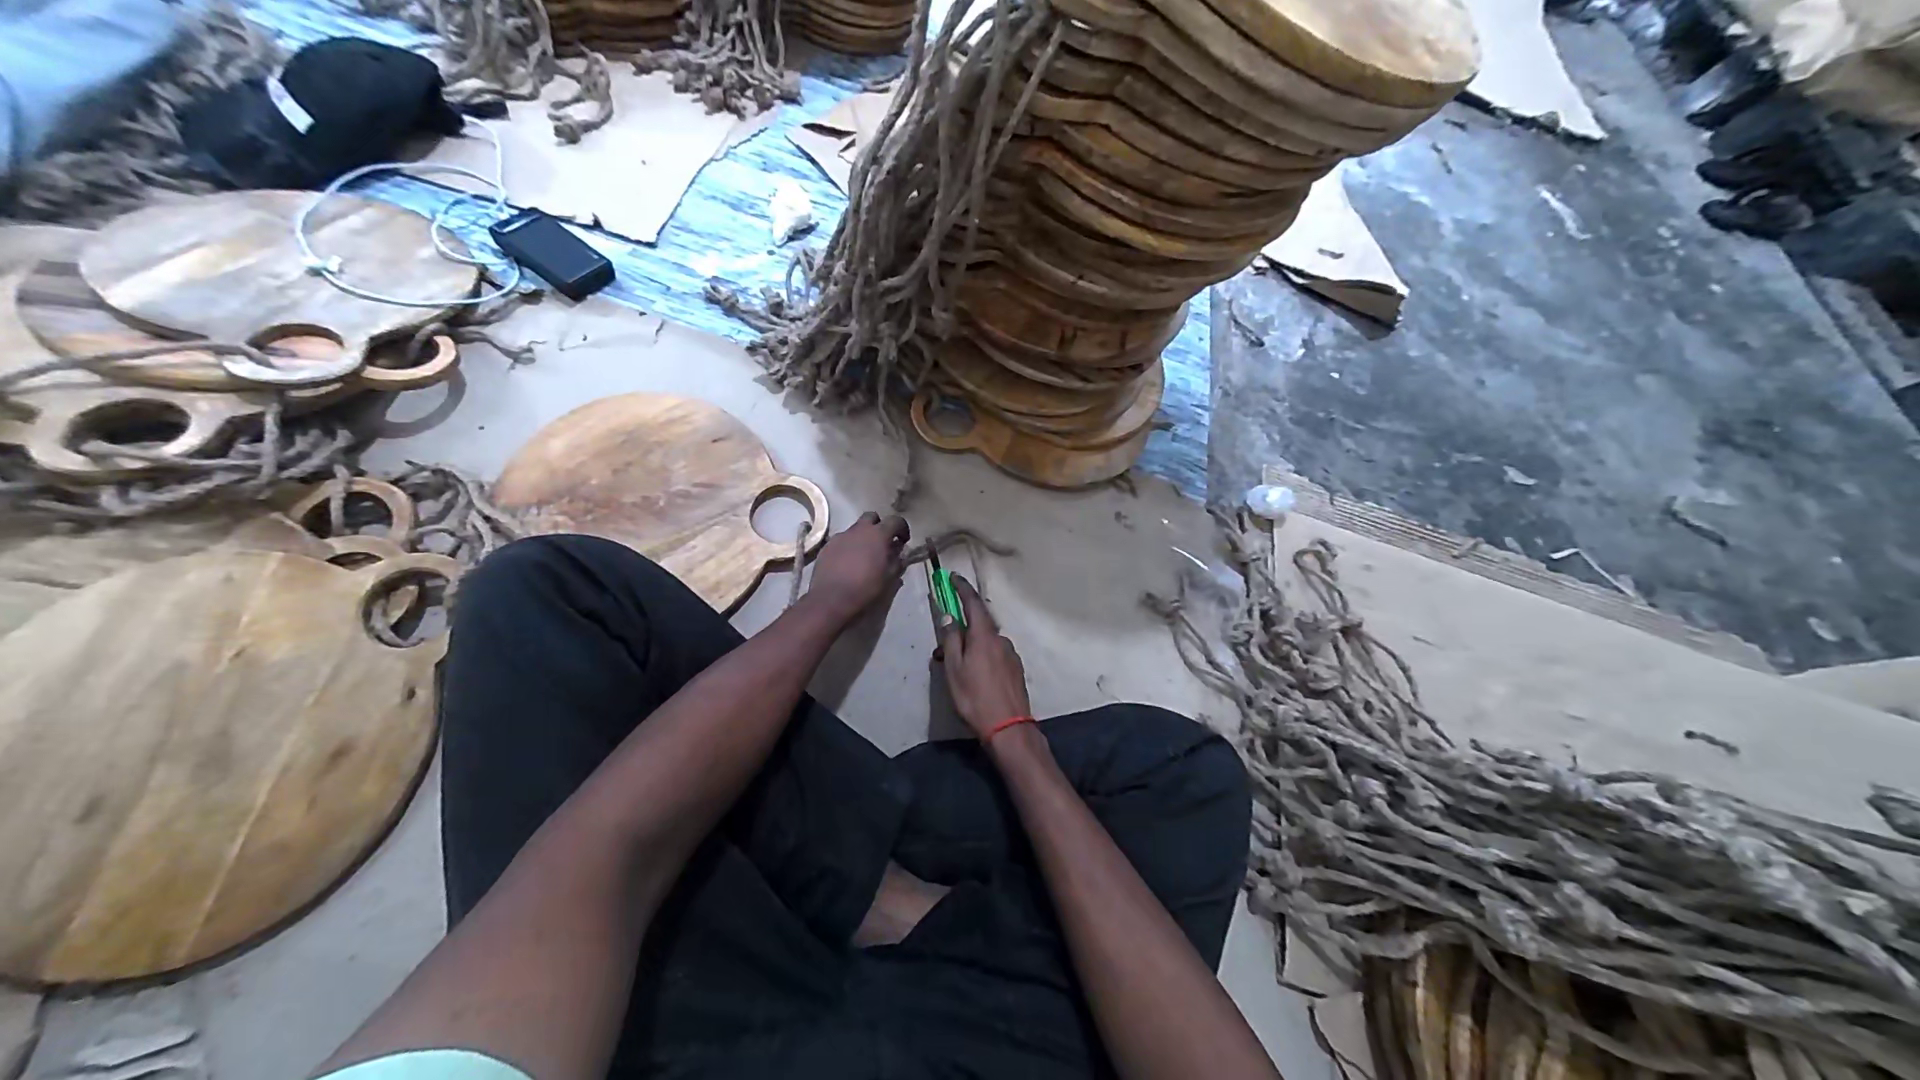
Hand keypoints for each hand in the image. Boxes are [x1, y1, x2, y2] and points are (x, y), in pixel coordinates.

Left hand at [805, 511, 908, 623]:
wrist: (831, 599)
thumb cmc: (866, 588)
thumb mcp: (889, 577)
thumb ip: (897, 561)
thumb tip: (899, 553)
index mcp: (878, 534)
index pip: (895, 520)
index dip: (902, 528)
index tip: (903, 541)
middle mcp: (858, 530)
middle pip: (871, 517)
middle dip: (879, 526)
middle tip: (882, 543)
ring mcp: (840, 536)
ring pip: (855, 529)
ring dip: (862, 537)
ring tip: (864, 555)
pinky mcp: (827, 546)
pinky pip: (841, 540)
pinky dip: (848, 546)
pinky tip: (847, 562)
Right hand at [937, 575, 1031, 739]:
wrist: (1008, 727)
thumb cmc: (975, 697)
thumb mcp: (954, 669)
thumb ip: (951, 640)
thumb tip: (949, 617)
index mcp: (985, 635)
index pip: (973, 603)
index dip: (962, 588)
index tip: (952, 577)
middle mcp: (1001, 639)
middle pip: (979, 624)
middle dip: (961, 628)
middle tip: (943, 647)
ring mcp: (1011, 654)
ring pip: (986, 641)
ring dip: (971, 647)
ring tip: (955, 667)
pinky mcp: (1016, 669)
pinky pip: (995, 654)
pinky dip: (982, 656)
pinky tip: (974, 676)